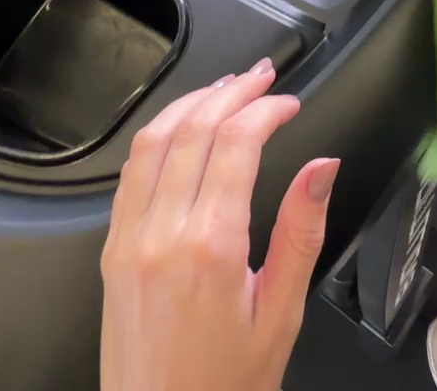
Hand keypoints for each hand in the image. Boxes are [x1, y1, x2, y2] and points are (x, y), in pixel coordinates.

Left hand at [100, 59, 338, 390]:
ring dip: (192, 100)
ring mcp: (130, 237)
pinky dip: (159, 132)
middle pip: (195, 127)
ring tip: (225, 85)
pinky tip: (182, 125)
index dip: (266, 109)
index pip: (237, 142)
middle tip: (263, 76)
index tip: (289, 103)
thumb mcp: (281, 313)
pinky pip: (131, 170)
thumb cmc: (225, 384)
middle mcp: (163, 232)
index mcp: (211, 246)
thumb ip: (302, 232)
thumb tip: (323, 166)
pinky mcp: (113, 248)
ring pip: (155, 138)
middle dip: (233, 90)